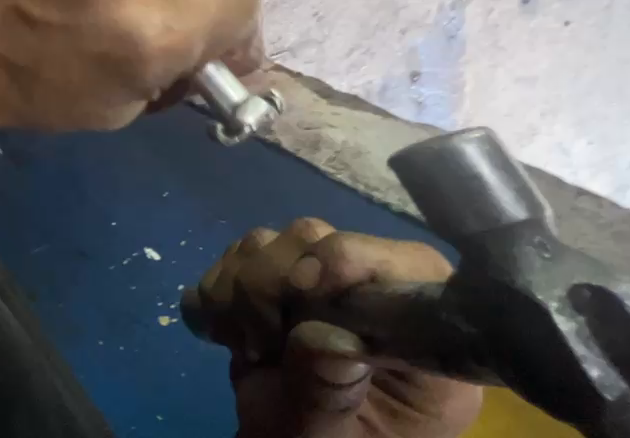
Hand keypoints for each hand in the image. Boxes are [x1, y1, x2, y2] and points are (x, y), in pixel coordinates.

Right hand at [198, 219, 482, 437]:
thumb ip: (328, 389)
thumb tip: (326, 331)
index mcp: (415, 344)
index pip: (409, 265)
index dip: (353, 258)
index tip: (303, 287)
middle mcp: (366, 300)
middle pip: (315, 240)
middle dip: (268, 281)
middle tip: (257, 342)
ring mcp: (312, 287)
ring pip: (265, 243)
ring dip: (235, 291)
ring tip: (242, 346)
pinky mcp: (266, 286)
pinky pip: (230, 258)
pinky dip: (213, 292)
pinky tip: (222, 334)